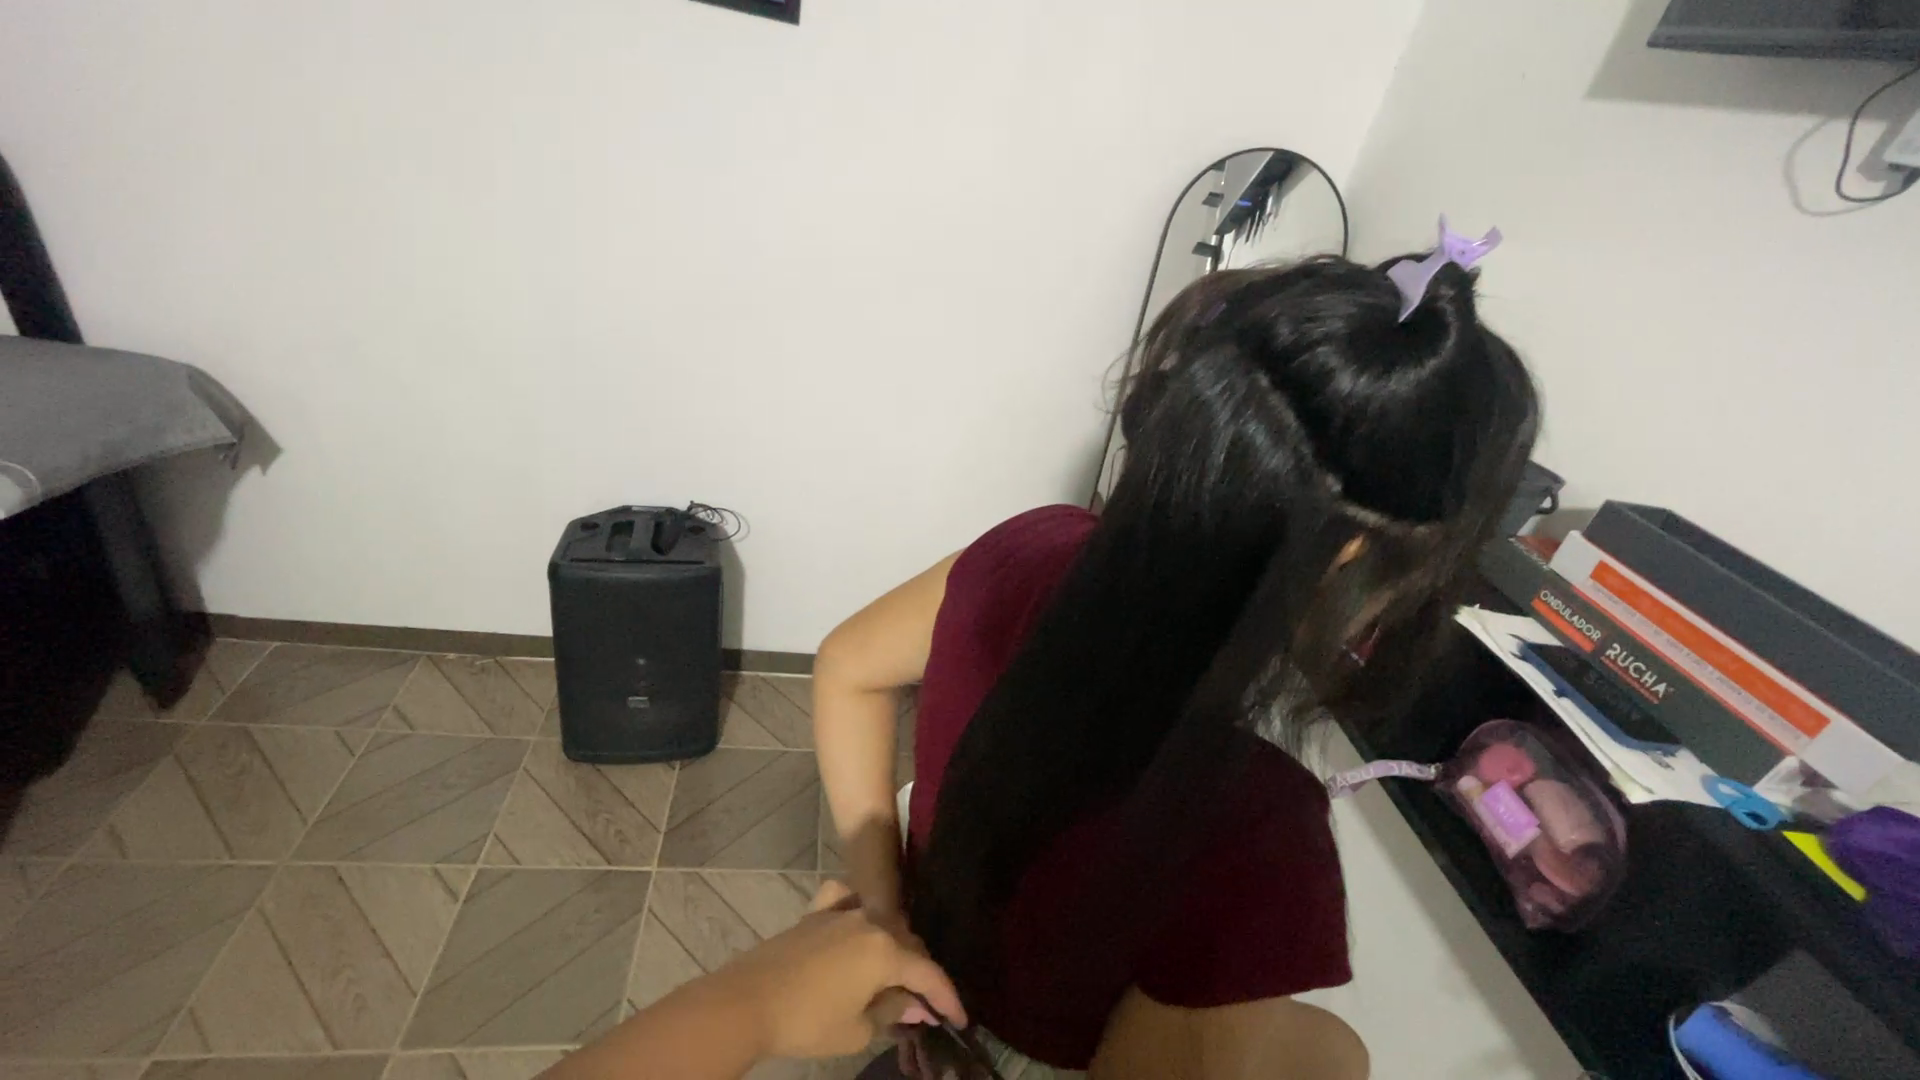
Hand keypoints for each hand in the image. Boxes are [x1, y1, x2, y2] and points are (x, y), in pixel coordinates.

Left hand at [702, 881, 965, 1060]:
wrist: (747, 1001)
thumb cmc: (807, 1021)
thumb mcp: (857, 1030)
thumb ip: (893, 1012)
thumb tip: (915, 1005)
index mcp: (886, 950)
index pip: (928, 973)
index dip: (947, 997)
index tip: (959, 1018)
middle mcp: (870, 921)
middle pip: (907, 944)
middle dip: (921, 974)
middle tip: (925, 1003)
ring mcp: (841, 912)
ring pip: (881, 923)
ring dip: (894, 947)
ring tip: (895, 973)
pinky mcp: (816, 913)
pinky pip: (846, 902)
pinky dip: (858, 910)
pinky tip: (856, 920)